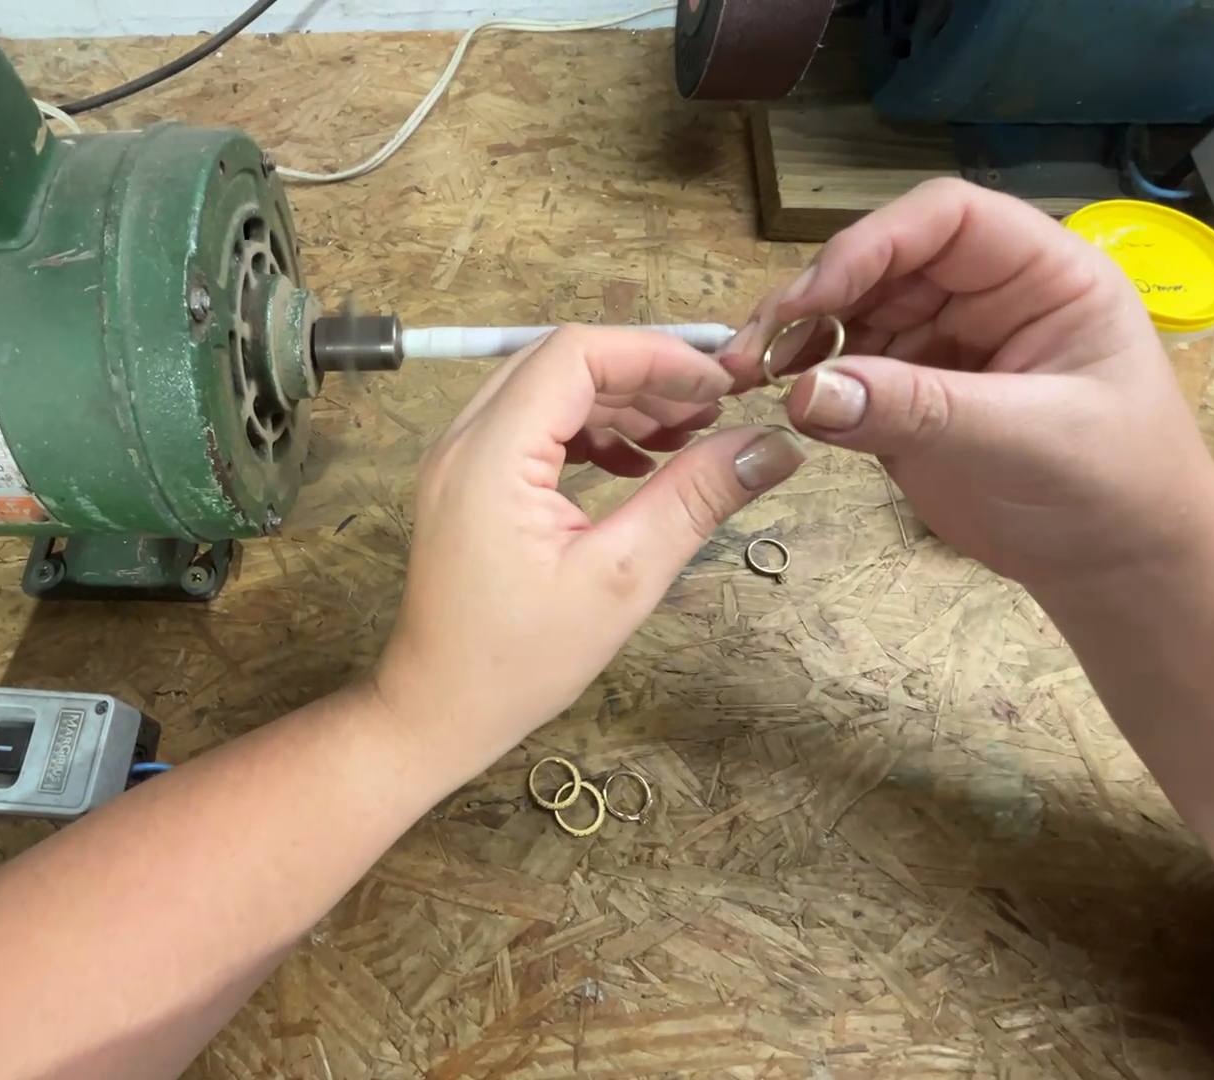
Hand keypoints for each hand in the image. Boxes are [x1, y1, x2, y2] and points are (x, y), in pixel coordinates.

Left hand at [373, 326, 804, 772]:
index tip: (720, 386)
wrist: (442, 705)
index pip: (574, 354)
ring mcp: (457, 460)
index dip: (655, 356)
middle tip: (709, 412)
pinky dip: (582, 433)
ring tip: (679, 438)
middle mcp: (462, 441)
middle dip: (639, 376)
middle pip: (558, 364)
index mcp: (491, 455)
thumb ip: (694, 499)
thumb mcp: (622, 579)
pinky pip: (528, 429)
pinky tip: (630, 465)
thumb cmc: (522, 658)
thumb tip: (772, 445)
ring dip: (613, 404)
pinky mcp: (464, 483)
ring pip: (543, 393)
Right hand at [719, 178, 1213, 591]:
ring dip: (790, 341)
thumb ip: (917, 410)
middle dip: (808, 301)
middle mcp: (976, 299)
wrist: (1111, 564)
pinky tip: (771, 399)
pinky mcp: (896, 396)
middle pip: (875, 266)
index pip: (944, 222)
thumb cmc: (1110, 488)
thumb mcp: (1025, 440)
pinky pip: (836, 372)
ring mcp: (932, 348)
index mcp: (1038, 276)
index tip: (803, 305)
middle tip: (747, 355)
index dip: (868, 247)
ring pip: (844, 317)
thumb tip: (804, 393)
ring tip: (746, 378)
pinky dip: (798, 382)